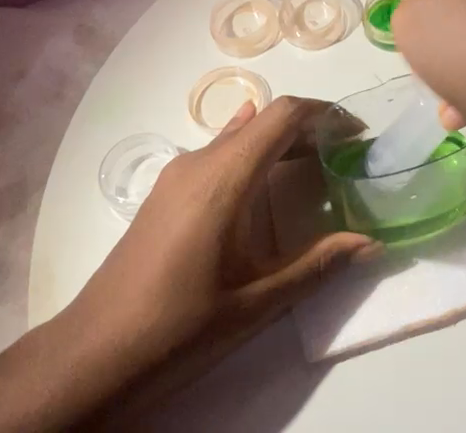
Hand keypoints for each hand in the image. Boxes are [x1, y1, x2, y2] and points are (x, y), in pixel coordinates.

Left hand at [60, 96, 378, 407]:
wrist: (94, 352)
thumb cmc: (180, 325)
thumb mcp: (257, 302)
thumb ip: (317, 265)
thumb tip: (371, 243)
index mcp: (224, 178)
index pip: (282, 115)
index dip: (323, 113)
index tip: (356, 132)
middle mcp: (199, 163)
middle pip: (263, 121)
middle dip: (308, 129)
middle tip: (346, 152)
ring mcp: (177, 176)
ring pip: (238, 137)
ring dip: (279, 142)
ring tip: (316, 163)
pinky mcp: (165, 193)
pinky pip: (217, 154)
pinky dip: (251, 153)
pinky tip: (263, 166)